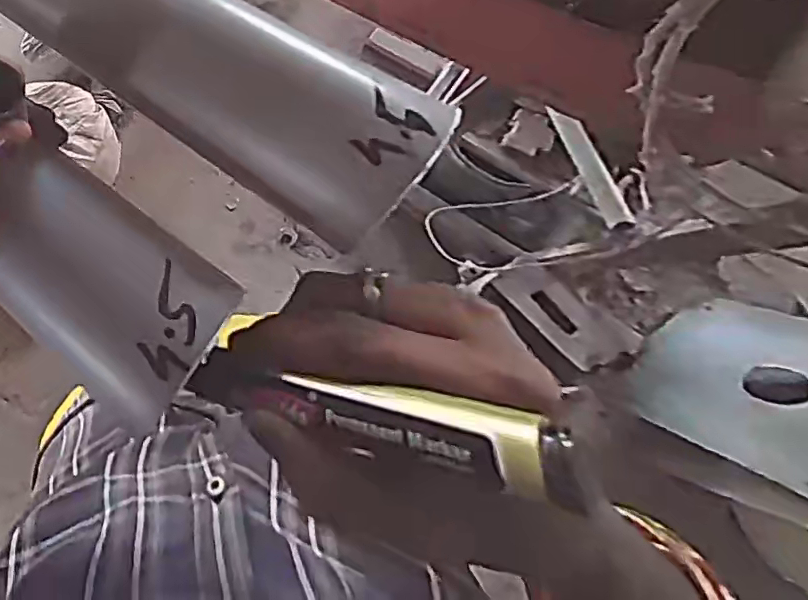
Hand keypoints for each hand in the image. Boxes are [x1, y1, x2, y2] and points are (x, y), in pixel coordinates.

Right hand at [227, 272, 688, 597]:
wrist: (564, 506)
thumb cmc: (486, 521)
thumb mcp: (403, 523)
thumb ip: (323, 473)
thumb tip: (259, 411)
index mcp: (477, 384)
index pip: (360, 344)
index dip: (290, 346)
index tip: (242, 359)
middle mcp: (477, 328)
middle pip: (354, 302)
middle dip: (290, 325)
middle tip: (254, 352)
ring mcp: (472, 305)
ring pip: (362, 286)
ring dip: (314, 314)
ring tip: (290, 349)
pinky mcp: (465, 299)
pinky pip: (381, 289)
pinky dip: (343, 310)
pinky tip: (332, 344)